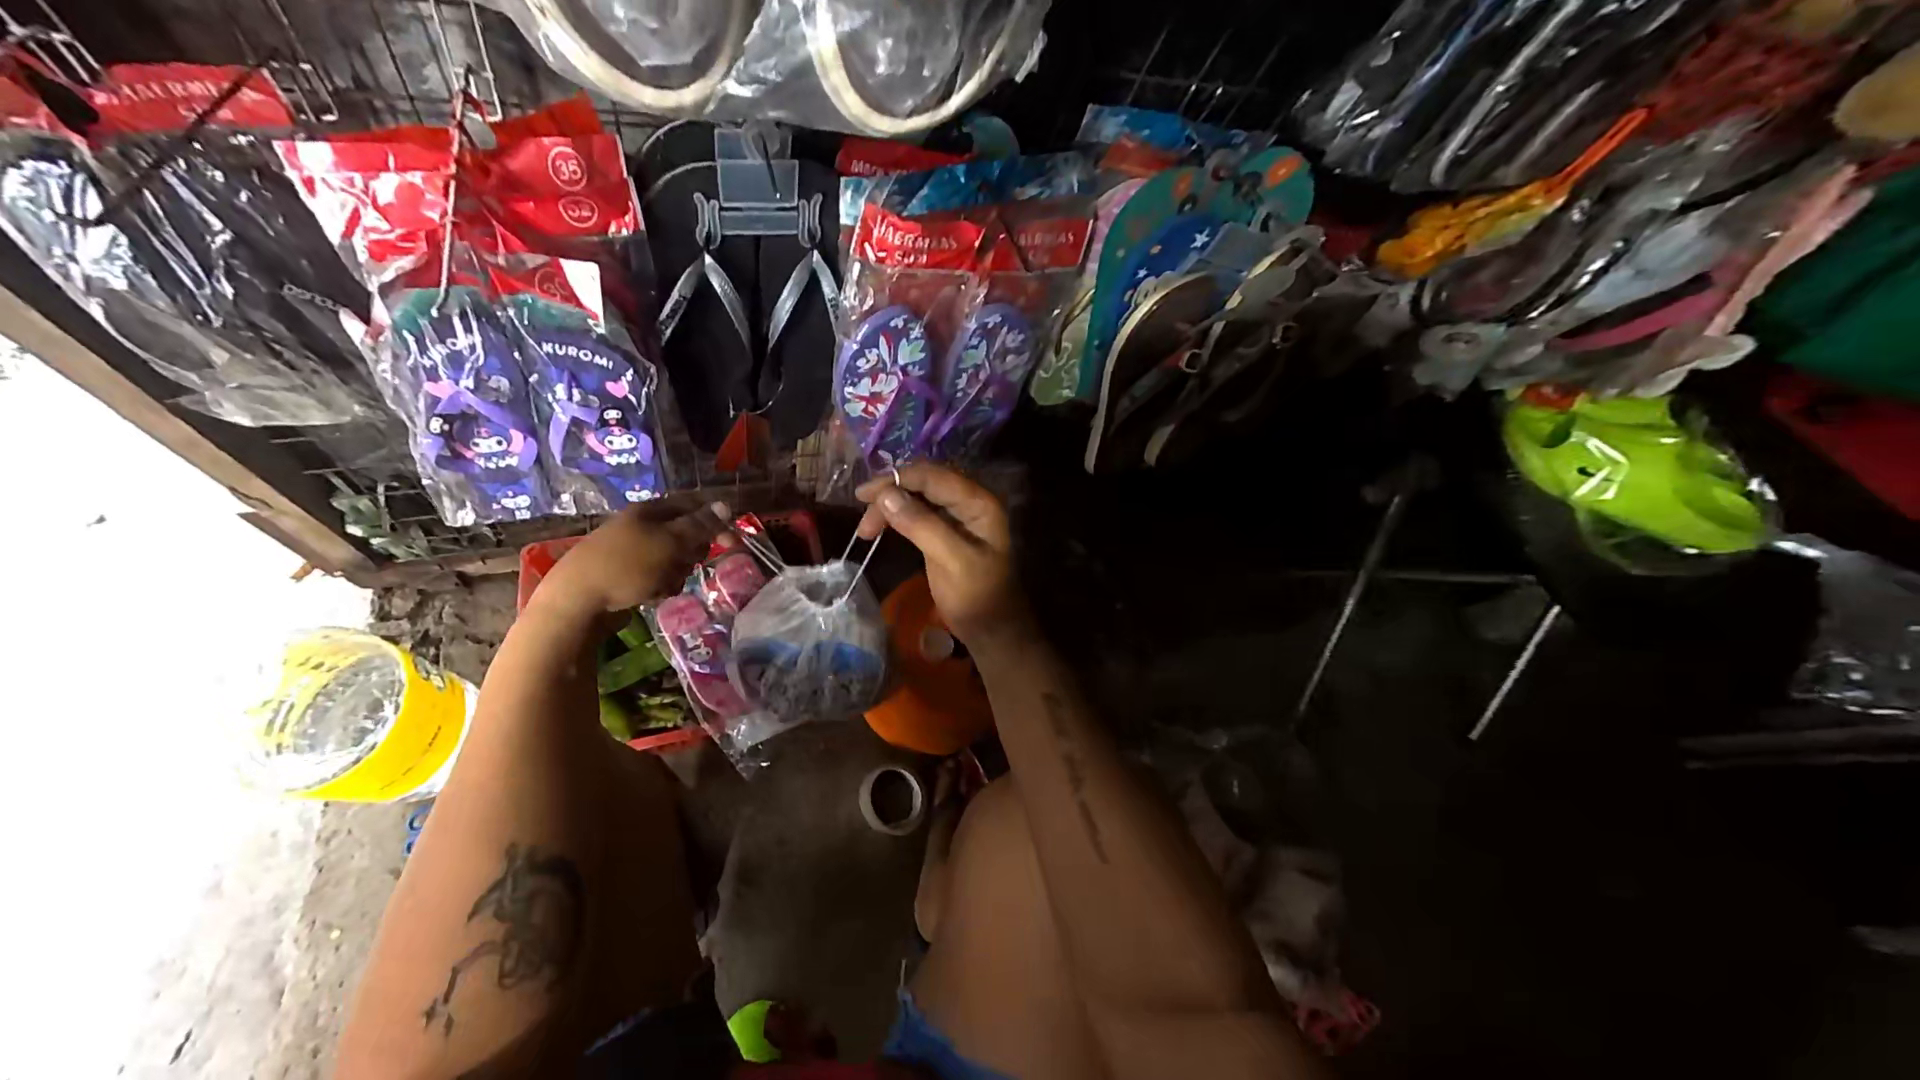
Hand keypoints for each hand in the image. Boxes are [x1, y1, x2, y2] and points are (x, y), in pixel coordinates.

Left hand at [535, 501, 728, 619]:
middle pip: (685, 534)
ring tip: (666, 584)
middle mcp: (641, 525)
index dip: (715, 521)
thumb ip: (700, 525)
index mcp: (650, 511)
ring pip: (673, 558)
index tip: (732, 543)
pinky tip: (654, 594)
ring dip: (678, 572)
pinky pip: (658, 576)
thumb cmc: (627, 565)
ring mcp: (632, 550)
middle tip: (688, 564)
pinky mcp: (626, 574)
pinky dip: (661, 585)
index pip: (693, 506)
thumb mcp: (670, 542)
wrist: (577, 600)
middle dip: (693, 552)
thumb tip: (725, 504)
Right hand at [855, 464, 1032, 647]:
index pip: (933, 476)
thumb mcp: (951, 561)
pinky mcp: (945, 529)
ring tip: (866, 530)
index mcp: (979, 502)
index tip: (864, 495)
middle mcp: (969, 501)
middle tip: (863, 514)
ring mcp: (958, 515)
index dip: (897, 479)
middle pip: (924, 482)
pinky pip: (918, 512)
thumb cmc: (977, 596)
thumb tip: (886, 495)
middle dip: (891, 492)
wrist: (992, 628)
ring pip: (917, 496)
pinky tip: (880, 527)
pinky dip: (897, 516)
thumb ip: (921, 525)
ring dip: (890, 506)